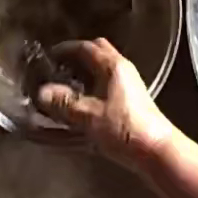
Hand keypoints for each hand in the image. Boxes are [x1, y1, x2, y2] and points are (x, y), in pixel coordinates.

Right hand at [34, 38, 173, 168]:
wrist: (156, 150)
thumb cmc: (123, 128)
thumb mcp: (90, 117)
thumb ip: (65, 104)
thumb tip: (41, 93)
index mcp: (112, 65)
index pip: (86, 47)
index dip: (66, 49)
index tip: (50, 56)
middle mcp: (122, 68)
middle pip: (97, 51)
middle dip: (77, 56)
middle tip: (59, 67)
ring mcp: (129, 82)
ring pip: (103, 67)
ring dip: (85, 71)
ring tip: (67, 84)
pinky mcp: (131, 98)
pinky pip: (107, 81)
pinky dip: (93, 84)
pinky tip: (83, 101)